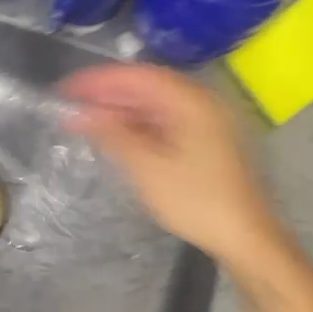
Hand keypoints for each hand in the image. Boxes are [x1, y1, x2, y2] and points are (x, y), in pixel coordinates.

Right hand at [63, 64, 282, 265]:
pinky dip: (141, 125)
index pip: (137, 75)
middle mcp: (202, 102)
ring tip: (87, 122)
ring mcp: (208, 121)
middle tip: (72, 106)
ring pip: (158, 105)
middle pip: (148, 87)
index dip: (99, 80)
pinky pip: (168, 121)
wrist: (245, 236)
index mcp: (191, 101)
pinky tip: (119, 137)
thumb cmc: (196, 202)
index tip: (67, 88)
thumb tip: (81, 113)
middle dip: (109, 95)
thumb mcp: (148, 170)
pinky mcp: (208, 141)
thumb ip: (113, 136)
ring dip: (123, 111)